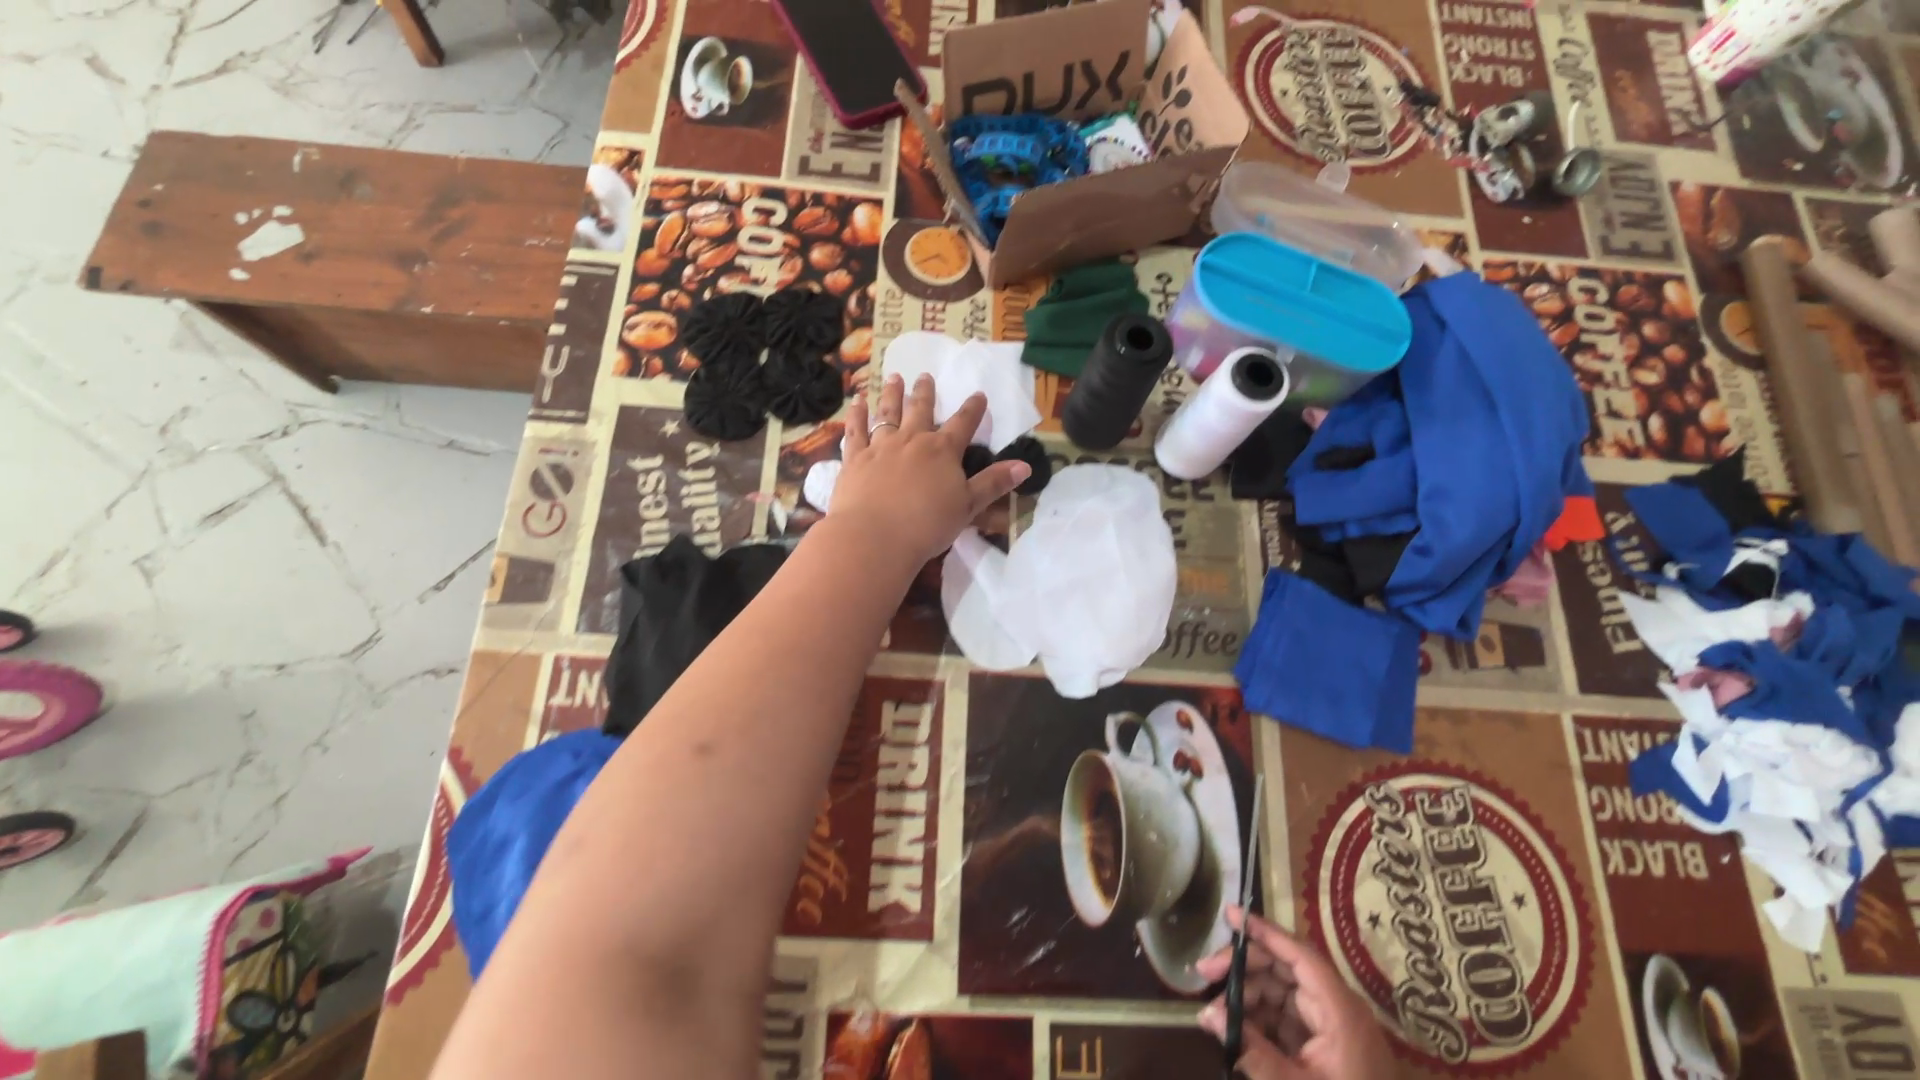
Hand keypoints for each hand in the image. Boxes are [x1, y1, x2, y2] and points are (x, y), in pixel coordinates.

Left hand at [835, 373, 1028, 565]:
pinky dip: (856, 414)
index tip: (978, 394)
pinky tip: (857, 402)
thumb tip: (1024, 466)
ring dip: (893, 394)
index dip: (973, 409)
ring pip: (888, 413)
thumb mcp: (968, 506)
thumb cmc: (927, 525)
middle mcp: (912, 440)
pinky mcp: (855, 459)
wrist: (875, 536)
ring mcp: (881, 447)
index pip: (963, 424)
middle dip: (925, 393)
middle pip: (921, 410)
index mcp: (943, 451)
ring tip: (895, 378)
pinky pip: (855, 430)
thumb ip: (993, 483)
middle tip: (925, 376)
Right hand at [1195, 906, 1394, 1079]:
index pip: (1299, 956)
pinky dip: (1260, 1020)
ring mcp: (1334, 1032)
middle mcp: (1338, 1011)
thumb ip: (1250, 1050)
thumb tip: (1206, 1015)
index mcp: (1339, 1012)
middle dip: (1244, 967)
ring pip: (1283, 995)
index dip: (1265, 932)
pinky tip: (1234, 1029)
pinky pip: (1288, 1021)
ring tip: (1213, 1011)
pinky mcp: (1327, 1053)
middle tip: (1203, 972)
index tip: (1230, 914)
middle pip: (1286, 970)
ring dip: (1247, 996)